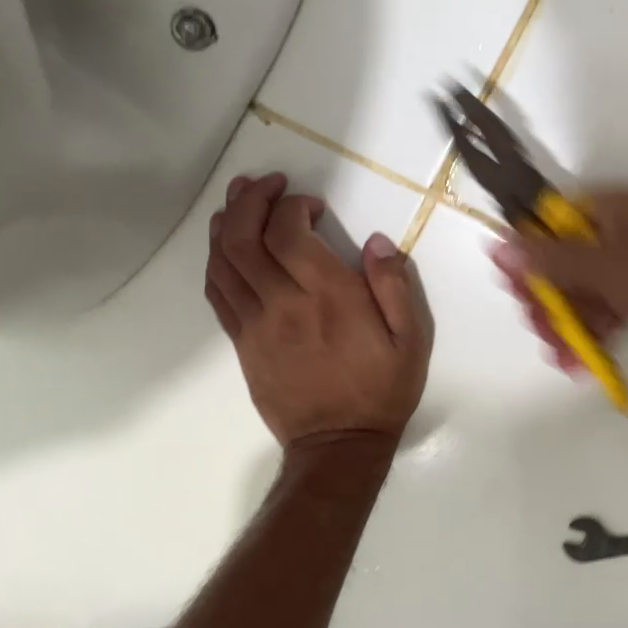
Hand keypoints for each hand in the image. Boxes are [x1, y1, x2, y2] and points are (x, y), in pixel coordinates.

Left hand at [206, 173, 432, 447]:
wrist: (338, 445)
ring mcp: (256, 325)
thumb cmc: (382, 389)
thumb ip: (394, 285)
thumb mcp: (411, 338)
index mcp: (328, 298)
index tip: (312, 204)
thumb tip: (376, 242)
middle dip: (249, 201)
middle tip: (265, 182)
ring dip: (226, 223)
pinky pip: (217, 292)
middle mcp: (284, 305)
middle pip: (245, 240)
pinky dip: (216, 260)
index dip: (292, 206)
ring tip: (238, 199)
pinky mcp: (242, 343)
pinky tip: (225, 244)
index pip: (289, 235)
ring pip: (224, 262)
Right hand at [487, 188, 627, 369]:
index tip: (513, 288)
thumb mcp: (609, 270)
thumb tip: (498, 242)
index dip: (530, 251)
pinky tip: (586, 362)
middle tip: (540, 331)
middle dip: (550, 298)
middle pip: (568, 258)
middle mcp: (626, 228)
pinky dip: (597, 330)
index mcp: (617, 208)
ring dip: (570, 322)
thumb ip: (553, 259)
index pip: (555, 218)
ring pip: (587, 288)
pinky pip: (611, 306)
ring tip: (565, 358)